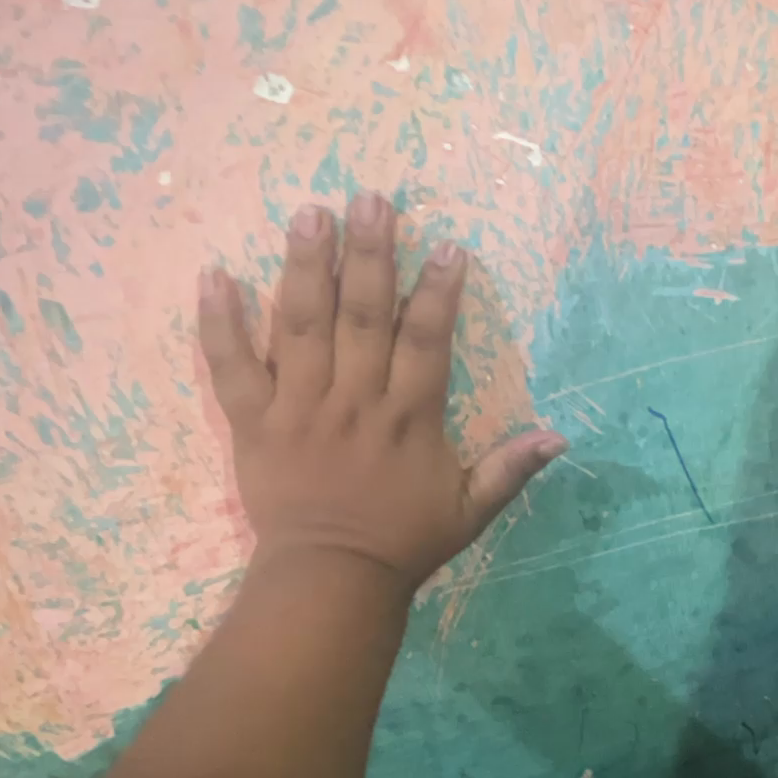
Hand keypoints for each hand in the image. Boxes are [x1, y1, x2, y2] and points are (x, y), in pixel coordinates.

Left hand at [197, 192, 565, 592]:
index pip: (427, 342)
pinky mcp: (254, 423)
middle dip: (370, 256)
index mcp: (409, 420)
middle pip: (363, 317)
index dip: (438, 293)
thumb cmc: (407, 541)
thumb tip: (561, 437)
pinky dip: (219, 323)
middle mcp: (355, 402)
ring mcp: (299, 408)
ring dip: (306, 268)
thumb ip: (512, 469)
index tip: (446, 246)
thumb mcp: (472, 510)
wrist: (332, 578)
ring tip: (309, 214)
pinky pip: (231, 368)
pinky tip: (216, 274)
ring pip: (300, 327)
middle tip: (370, 199)